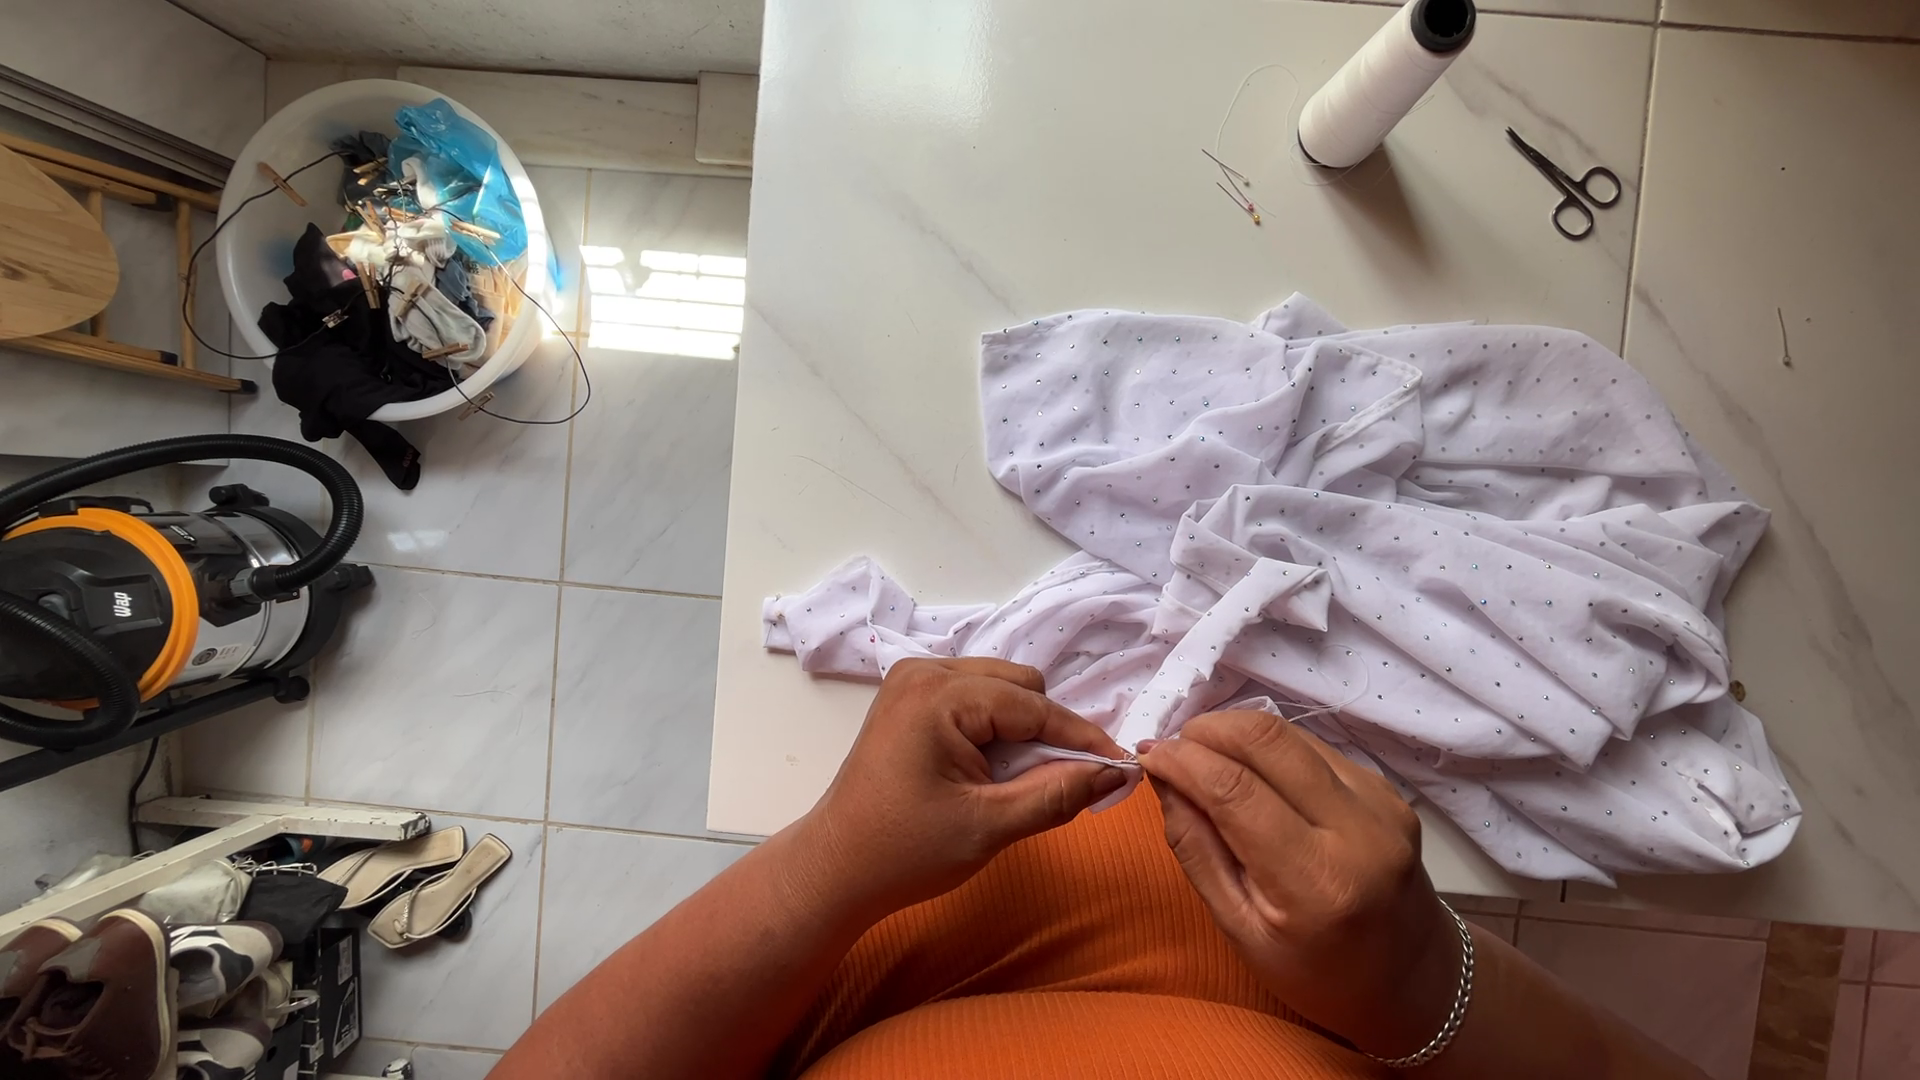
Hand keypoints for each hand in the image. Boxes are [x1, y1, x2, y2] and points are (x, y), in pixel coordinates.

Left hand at [798, 658, 1129, 917]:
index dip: (1080, 737)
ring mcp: (913, 678)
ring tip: (1014, 779)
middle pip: (1019, 685)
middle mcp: (925, 671)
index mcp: (939, 696)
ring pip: (1000, 685)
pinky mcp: (909, 693)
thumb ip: (1056, 795)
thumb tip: (1112, 773)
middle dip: (1046, 731)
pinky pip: (975, 693)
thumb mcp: (989, 827)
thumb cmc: (906, 852)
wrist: (837, 866)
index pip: (1032, 706)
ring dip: (1021, 727)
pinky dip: (995, 725)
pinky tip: (988, 765)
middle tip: (1056, 782)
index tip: (1120, 764)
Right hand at [1139, 711, 1461, 1059]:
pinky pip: (1308, 745)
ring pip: (1286, 733)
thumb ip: (1195, 848)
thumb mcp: (1239, 928)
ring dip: (1231, 732)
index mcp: (1318, 883)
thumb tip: (1162, 776)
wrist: (1416, 980)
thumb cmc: (1316, 970)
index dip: (1182, 761)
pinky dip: (1264, 747)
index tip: (1147, 754)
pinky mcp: (1385, 786)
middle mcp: (1359, 830)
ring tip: (1202, 756)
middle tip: (1172, 748)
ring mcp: (1380, 802)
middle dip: (1204, 730)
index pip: (1234, 790)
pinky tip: (1249, 771)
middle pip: (1264, 740)